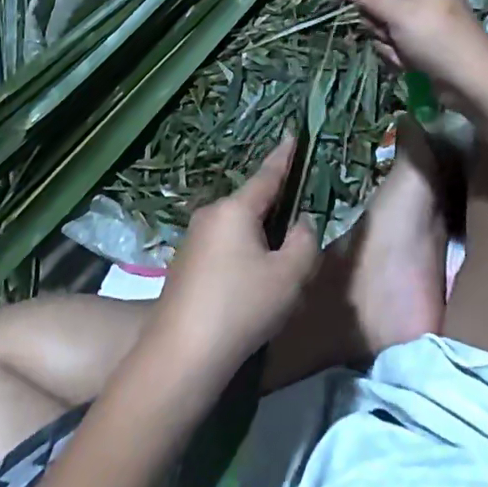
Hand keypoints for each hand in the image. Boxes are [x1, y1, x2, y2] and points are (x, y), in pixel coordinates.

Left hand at [150, 137, 320, 382]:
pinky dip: (242, 254)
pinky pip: (223, 247)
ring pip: (237, 228)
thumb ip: (303, 242)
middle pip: (250, 204)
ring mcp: (193, 239)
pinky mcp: (185, 263)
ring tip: (279, 264)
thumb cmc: (243, 305)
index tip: (292, 135)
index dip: (283, 158)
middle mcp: (209, 216)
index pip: (266, 176)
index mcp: (234, 209)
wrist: (184, 350)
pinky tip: (251, 282)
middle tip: (299, 225)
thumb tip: (299, 225)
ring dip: (258, 237)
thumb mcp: (289, 275)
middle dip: (274, 210)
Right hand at [335, 0, 487, 99]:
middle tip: (385, 29)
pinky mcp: (419, 44)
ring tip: (401, 51)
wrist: (469, 82)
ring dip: (385, 40)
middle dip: (375, 18)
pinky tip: (407, 63)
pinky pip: (393, 43)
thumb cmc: (436, 38)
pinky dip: (395, 54)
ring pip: (382, 24)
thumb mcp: (399, 11)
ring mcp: (420, 22)